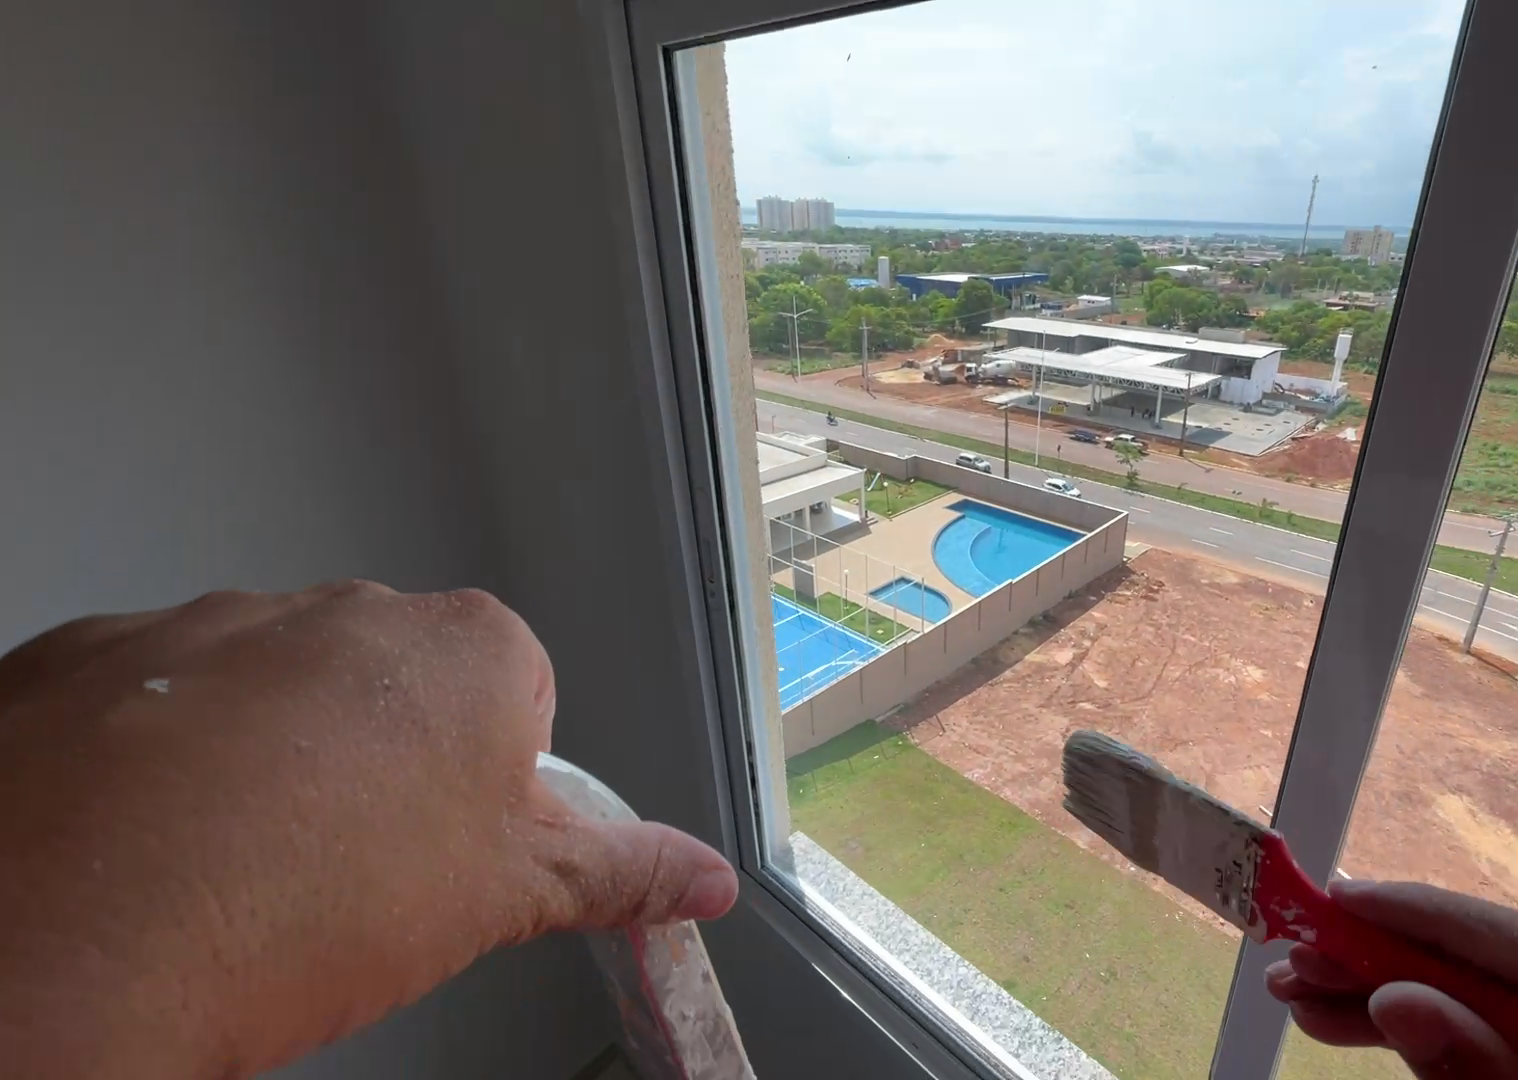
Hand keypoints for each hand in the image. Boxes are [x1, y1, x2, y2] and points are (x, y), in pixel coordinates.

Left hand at [0, 583, 737, 1077]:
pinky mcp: (86, 652)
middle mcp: (358, 610)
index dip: (488, 774)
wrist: (47, 956)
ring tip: (233, 854)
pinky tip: (138, 836)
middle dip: (393, 755)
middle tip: (350, 855)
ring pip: (282, 687)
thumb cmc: (318, 901)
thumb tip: (713, 882)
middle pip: (405, 685)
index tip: (444, 833)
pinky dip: (155, 753)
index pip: (518, 696)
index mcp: (475, 647)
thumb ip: (629, 870)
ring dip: (275, 752)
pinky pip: (155, 694)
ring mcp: (217, 620)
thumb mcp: (510, 892)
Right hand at [1265, 880, 1517, 1079]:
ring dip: (1382, 994)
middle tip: (1294, 959)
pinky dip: (1418, 1028)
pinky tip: (1352, 1020)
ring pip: (1481, 1001)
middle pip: (1499, 971)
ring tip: (1298, 994)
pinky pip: (1488, 1033)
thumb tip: (1398, 999)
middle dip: (1385, 961)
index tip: (1340, 897)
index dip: (1434, 918)